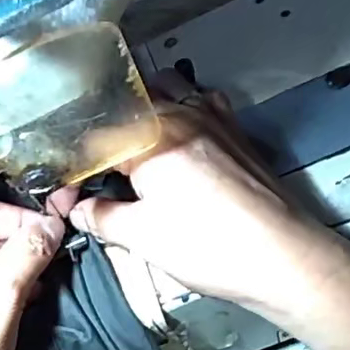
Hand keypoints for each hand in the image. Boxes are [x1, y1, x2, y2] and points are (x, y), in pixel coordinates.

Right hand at [61, 91, 349, 327]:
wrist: (283, 257)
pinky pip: (201, 104)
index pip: (93, 135)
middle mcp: (179, 113)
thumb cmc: (210, 247)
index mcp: (147, 136)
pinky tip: (181, 140)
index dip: (73, 162)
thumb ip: (103, 218)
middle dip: (105, 128)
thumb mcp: (143, 238)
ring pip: (166, 92)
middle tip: (95, 165)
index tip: (67, 187)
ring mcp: (213, 118)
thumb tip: (78, 210)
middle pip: (127, 102)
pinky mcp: (236, 133)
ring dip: (143, 110)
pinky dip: (183, 112)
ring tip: (133, 147)